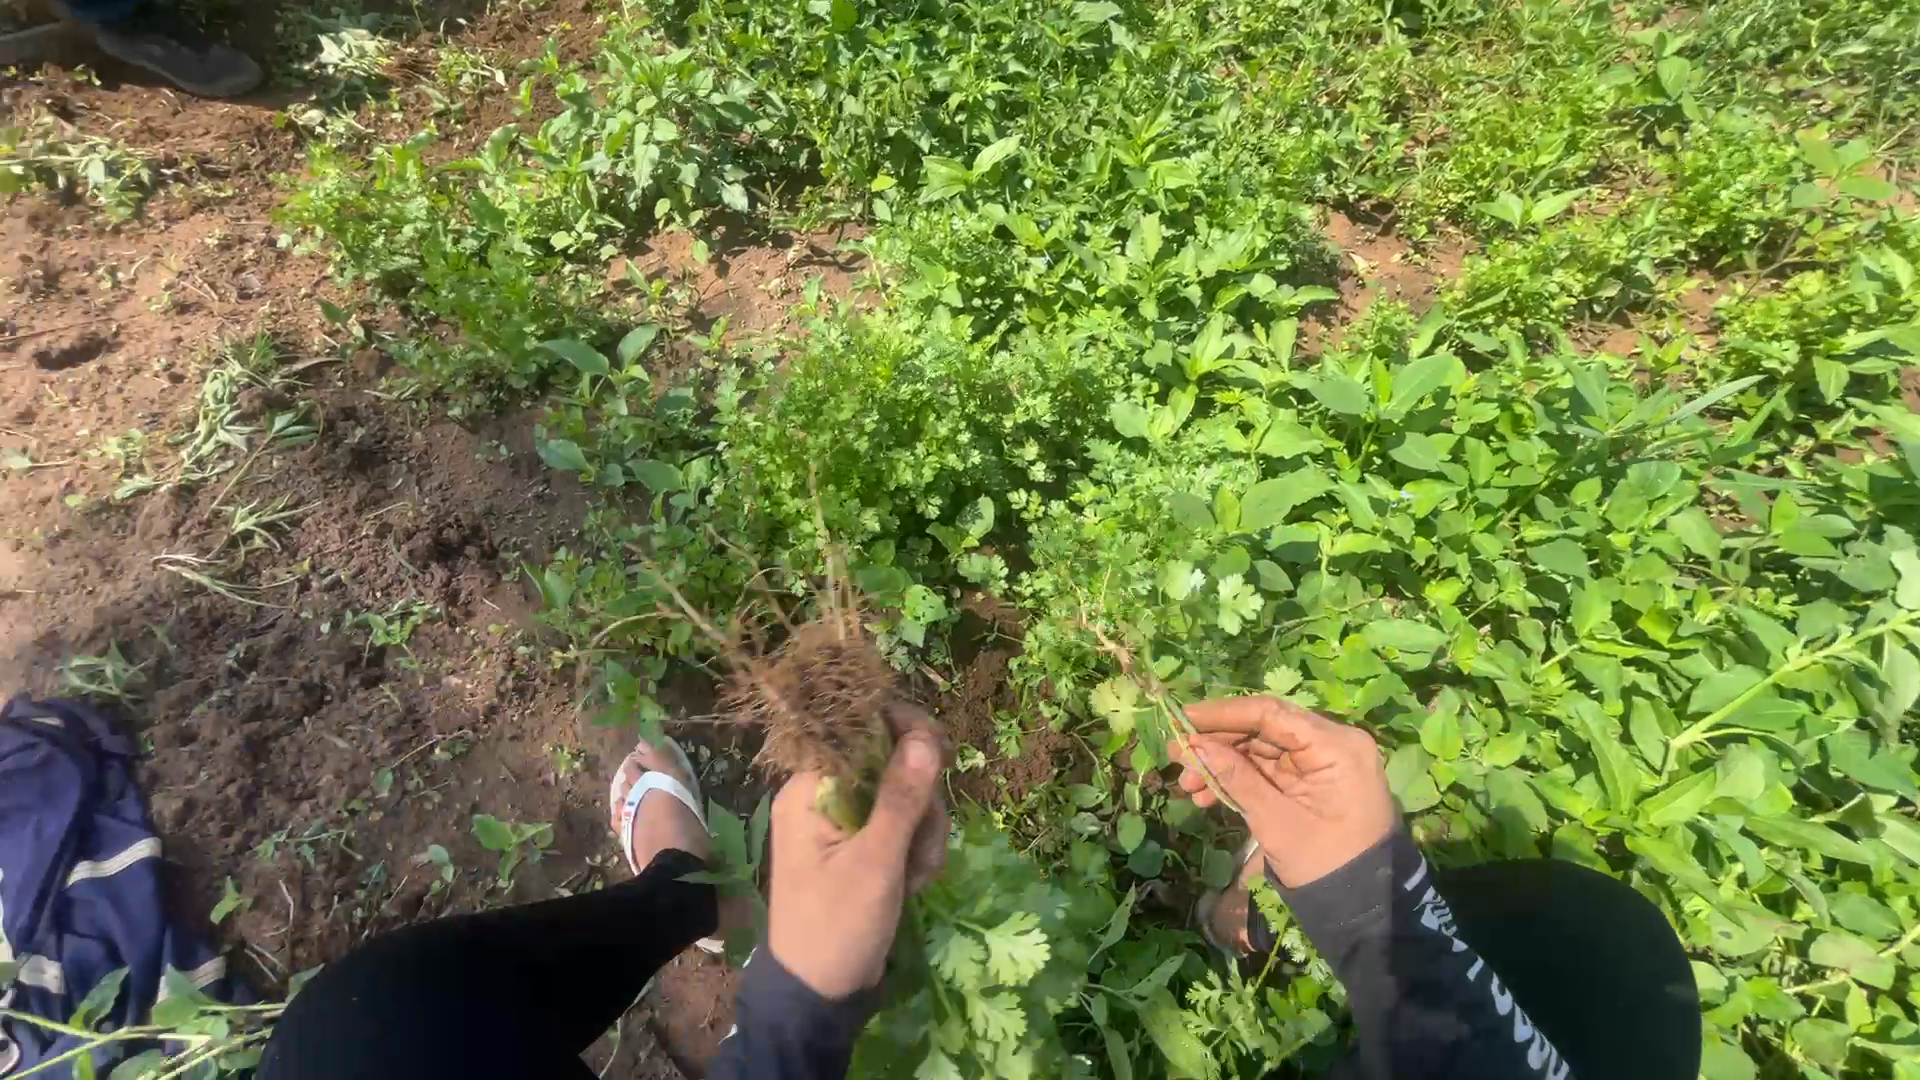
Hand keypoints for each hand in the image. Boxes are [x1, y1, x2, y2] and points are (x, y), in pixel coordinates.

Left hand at [766, 709, 949, 998]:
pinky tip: (913, 883)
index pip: (860, 730)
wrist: (818, 999)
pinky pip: (902, 824)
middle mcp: (824, 795)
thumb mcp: (875, 863)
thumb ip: (901, 798)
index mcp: (810, 788)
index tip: (942, 750)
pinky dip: (916, 850)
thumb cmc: (837, 927)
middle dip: (921, 804)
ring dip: (923, 834)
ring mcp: (843, 820)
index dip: (904, 730)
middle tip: (924, 846)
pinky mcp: (860, 843)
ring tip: (916, 877)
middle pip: (892, 762)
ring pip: (905, 795)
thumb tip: (925, 736)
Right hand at [1172, 695, 1398, 887]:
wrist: (1364, 909)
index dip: (1222, 713)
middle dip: (1216, 743)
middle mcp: (1330, 743)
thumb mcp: (1277, 821)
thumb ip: (1236, 777)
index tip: (1183, 719)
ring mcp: (1319, 761)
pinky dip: (1236, 778)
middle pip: (1261, 728)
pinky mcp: (1308, 778)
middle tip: (1176, 755)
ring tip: (1187, 784)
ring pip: (1257, 747)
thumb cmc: (1326, 864)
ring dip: (1220, 763)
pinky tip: (1206, 794)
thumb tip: (1195, 746)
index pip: (1271, 713)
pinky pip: (1265, 767)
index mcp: (1336, 747)